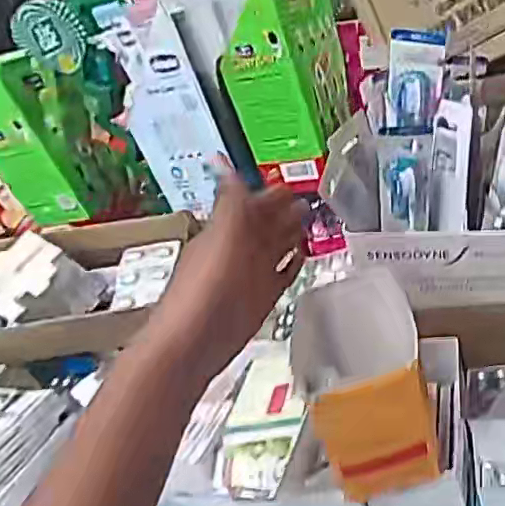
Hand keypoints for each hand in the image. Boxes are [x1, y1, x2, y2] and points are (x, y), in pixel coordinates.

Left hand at [143, 169, 306, 382]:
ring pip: (275, 249)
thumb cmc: (205, 292)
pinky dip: (291, 266)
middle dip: (285, 213)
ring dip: (291, 236)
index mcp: (227, 233)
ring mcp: (250, 277)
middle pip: (266, 226)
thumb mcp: (221, 240)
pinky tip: (302, 259)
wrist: (193, 345)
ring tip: (310, 223)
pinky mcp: (260, 301)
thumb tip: (223, 160)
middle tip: (308, 199)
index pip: (253, 205)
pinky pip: (280, 277)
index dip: (271, 194)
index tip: (292, 182)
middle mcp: (238, 252)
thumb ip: (230, 204)